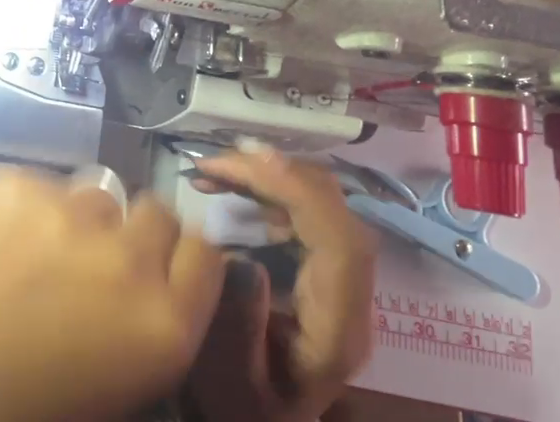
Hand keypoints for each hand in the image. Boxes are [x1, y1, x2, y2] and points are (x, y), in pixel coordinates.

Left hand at [0, 166, 225, 421]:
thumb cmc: (27, 398)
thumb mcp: (120, 384)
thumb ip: (156, 322)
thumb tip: (164, 278)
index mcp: (164, 321)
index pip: (205, 253)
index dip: (180, 256)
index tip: (159, 262)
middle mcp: (126, 256)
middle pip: (157, 211)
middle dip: (134, 231)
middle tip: (98, 256)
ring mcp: (68, 212)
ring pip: (96, 193)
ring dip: (79, 216)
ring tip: (40, 246)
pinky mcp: (16, 184)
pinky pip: (40, 183)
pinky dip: (26, 203)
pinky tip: (0, 234)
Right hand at [184, 150, 375, 420]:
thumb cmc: (241, 407)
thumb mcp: (231, 385)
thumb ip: (240, 329)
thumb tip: (245, 259)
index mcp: (338, 329)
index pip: (341, 243)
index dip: (299, 194)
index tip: (243, 166)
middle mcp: (348, 298)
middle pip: (336, 215)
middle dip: (277, 175)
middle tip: (212, 162)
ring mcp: (337, 282)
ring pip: (322, 207)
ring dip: (269, 177)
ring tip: (211, 170)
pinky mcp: (319, 272)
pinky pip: (305, 215)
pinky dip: (266, 191)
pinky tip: (227, 188)